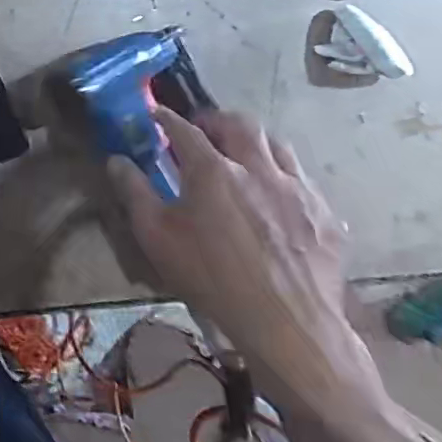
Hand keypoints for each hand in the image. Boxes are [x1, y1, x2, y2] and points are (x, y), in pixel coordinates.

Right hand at [109, 107, 348, 365]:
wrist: (287, 327)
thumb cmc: (212, 279)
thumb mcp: (157, 238)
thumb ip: (134, 193)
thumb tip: (116, 160)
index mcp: (212, 170)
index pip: (185, 129)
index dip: (167, 118)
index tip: (157, 114)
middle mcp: (257, 168)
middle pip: (239, 124)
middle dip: (217, 120)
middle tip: (203, 130)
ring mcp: (297, 189)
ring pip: (277, 144)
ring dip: (254, 142)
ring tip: (242, 155)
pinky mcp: (325, 215)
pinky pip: (304, 181)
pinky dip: (284, 177)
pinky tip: (278, 197)